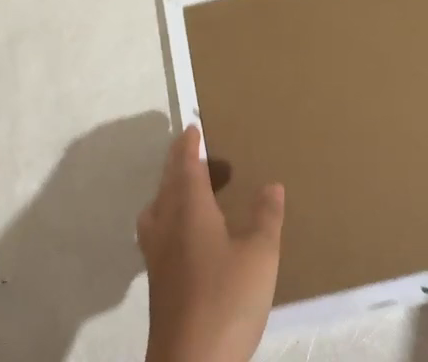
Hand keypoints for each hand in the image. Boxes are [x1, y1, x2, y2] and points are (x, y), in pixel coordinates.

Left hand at [138, 125, 283, 361]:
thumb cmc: (227, 300)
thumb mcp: (261, 256)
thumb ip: (266, 217)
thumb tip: (271, 184)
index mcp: (188, 208)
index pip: (184, 164)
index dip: (189, 145)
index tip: (194, 128)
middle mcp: (165, 223)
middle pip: (169, 182)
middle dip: (185, 165)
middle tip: (210, 160)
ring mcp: (156, 253)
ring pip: (161, 207)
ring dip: (177, 192)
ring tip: (203, 193)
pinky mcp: (157, 278)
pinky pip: (160, 230)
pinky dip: (174, 217)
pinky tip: (194, 236)